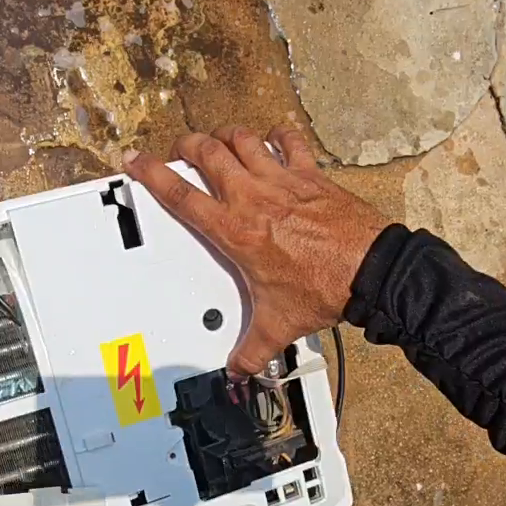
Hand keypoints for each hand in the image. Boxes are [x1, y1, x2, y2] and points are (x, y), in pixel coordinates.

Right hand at [125, 126, 387, 374]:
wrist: (369, 270)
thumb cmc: (324, 288)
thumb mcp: (278, 325)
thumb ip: (252, 350)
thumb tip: (240, 370)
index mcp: (236, 231)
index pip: (181, 195)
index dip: (152, 174)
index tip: (137, 161)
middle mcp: (254, 198)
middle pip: (207, 152)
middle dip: (187, 146)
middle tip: (181, 151)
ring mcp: (283, 180)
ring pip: (242, 139)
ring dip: (225, 136)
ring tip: (218, 141)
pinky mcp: (311, 176)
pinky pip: (289, 141)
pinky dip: (277, 136)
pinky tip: (273, 140)